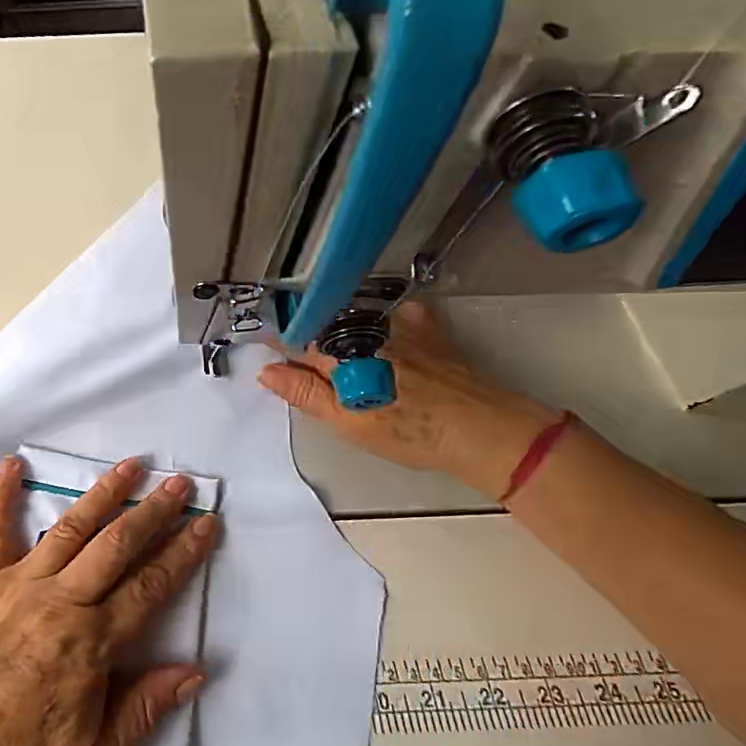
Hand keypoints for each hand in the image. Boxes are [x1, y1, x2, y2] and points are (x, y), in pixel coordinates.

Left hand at [0, 456, 218, 745]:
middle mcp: (59, 603)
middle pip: (116, 546)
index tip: (205, 523)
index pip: (150, 587)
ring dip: (101, 494)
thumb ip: (144, 710)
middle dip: (152, 512)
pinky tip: (13, 464)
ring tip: (128, 466)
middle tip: (179, 483)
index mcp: (91, 645)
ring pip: (69, 529)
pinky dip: (2, 495)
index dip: (182, 554)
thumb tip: (195, 670)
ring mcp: (16, 586)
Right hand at [257, 301, 557, 497]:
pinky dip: (387, 318)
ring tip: (337, 348)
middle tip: (298, 356)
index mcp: (340, 356)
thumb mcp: (348, 421)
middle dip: (306, 334)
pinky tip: (387, 329)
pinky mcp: (429, 331)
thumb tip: (268, 371)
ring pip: (356, 319)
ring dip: (339, 326)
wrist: (482, 429)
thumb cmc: (410, 432)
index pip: (296, 341)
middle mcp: (366, 334)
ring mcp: (400, 328)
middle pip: (324, 328)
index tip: (264, 346)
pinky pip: (399, 313)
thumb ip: (306, 393)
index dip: (277, 343)